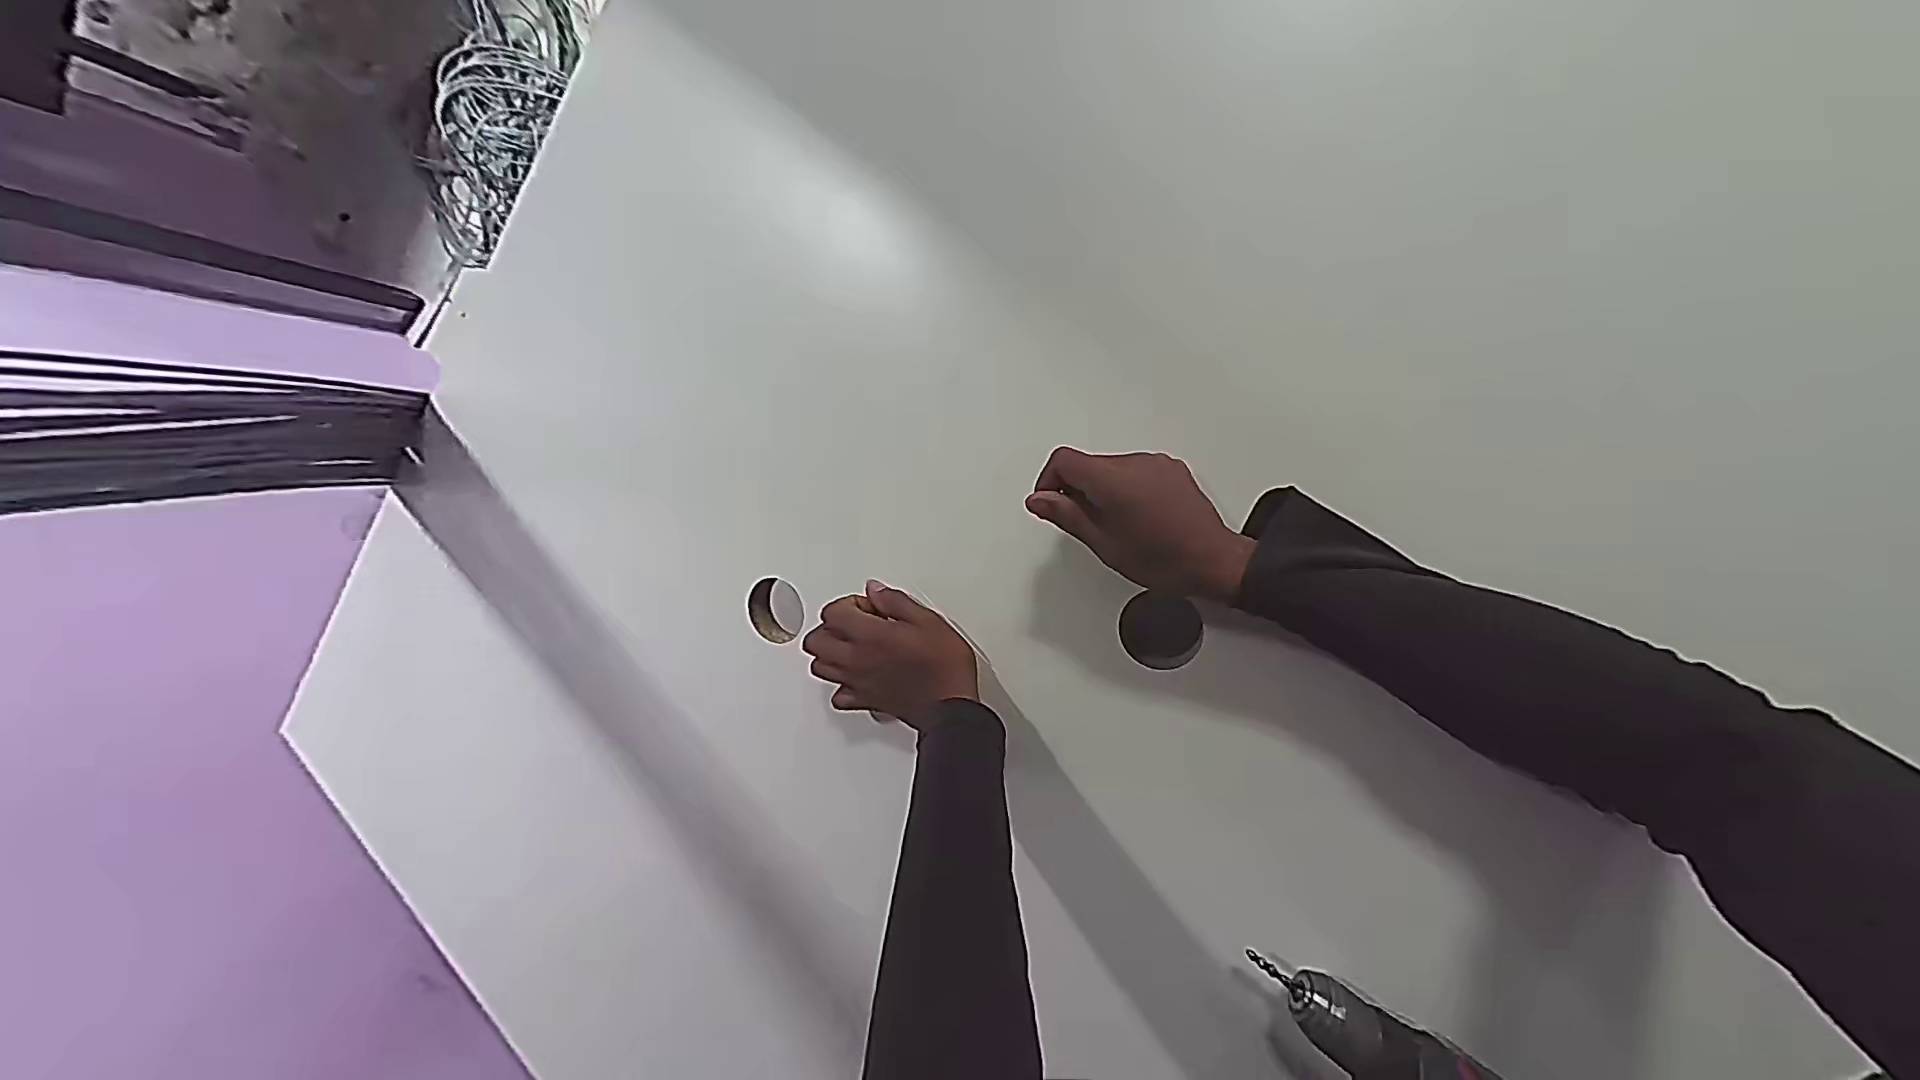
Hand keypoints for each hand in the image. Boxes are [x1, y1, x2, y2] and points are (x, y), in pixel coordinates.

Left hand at [802, 581, 979, 728]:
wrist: (951, 705)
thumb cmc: (944, 666)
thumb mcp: (927, 620)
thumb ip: (895, 601)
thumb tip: (876, 591)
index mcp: (869, 636)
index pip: (832, 612)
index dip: (848, 604)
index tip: (869, 606)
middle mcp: (856, 659)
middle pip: (815, 640)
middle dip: (830, 627)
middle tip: (856, 623)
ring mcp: (857, 683)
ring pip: (819, 666)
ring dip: (830, 653)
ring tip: (852, 646)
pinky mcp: (864, 702)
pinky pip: (838, 694)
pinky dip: (841, 684)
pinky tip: (858, 676)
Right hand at [1026, 447, 1254, 602]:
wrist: (1212, 561)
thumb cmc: (1165, 559)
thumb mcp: (1102, 542)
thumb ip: (1066, 515)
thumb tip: (1040, 500)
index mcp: (1113, 479)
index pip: (1064, 460)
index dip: (1048, 481)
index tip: (1050, 502)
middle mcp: (1135, 464)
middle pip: (1087, 463)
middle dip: (1076, 489)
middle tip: (1084, 523)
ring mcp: (1156, 465)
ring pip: (1110, 468)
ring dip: (1102, 490)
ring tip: (1115, 525)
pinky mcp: (1170, 470)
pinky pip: (1134, 471)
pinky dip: (1125, 488)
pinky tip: (1135, 517)